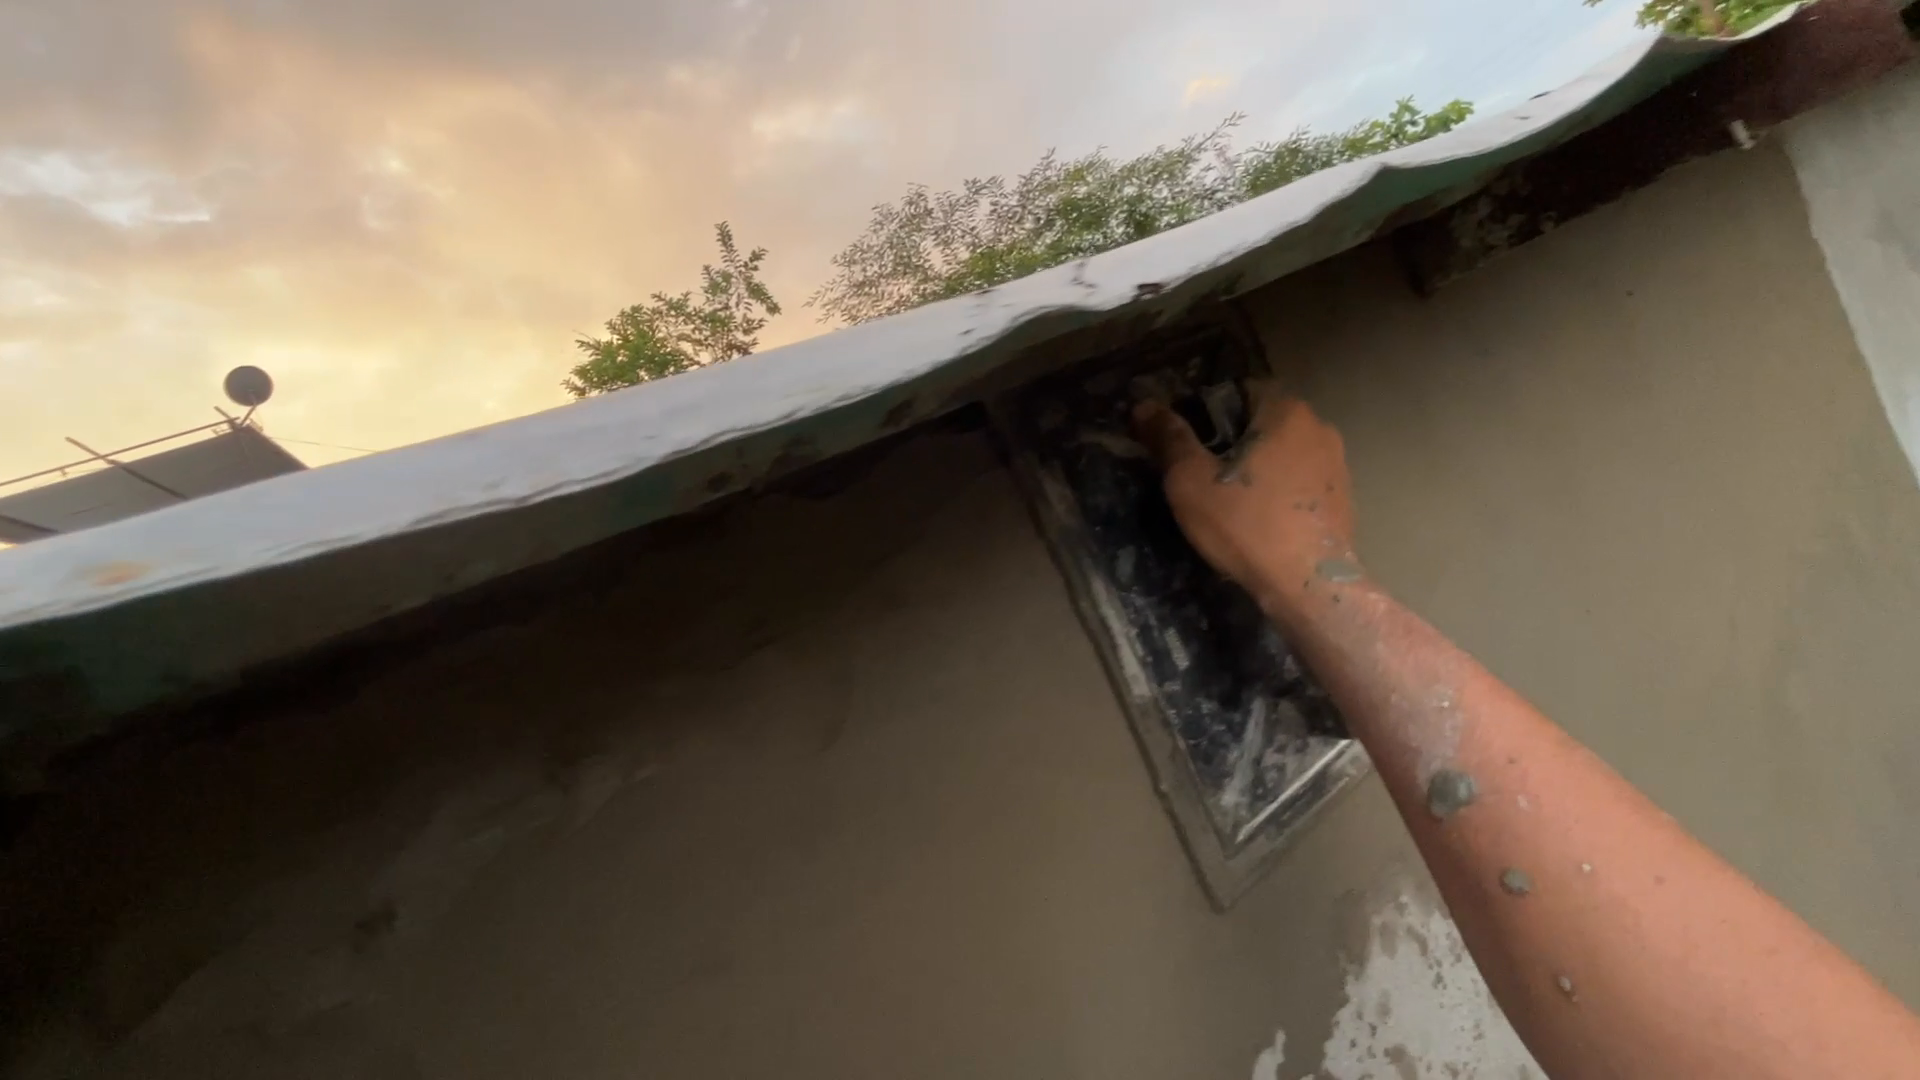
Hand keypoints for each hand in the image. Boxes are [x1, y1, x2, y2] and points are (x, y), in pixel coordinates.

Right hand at [1130, 385, 1358, 614]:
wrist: (1307, 585)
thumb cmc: (1244, 526)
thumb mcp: (1190, 481)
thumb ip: (1168, 438)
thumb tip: (1144, 405)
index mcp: (1285, 411)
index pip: (1237, 390)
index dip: (1204, 413)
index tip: (1186, 445)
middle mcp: (1318, 426)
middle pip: (1260, 421)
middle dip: (1230, 441)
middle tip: (1201, 474)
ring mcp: (1337, 462)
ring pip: (1282, 451)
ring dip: (1256, 465)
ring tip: (1229, 499)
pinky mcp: (1342, 496)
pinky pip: (1300, 479)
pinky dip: (1278, 488)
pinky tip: (1260, 518)